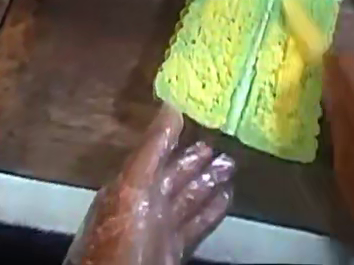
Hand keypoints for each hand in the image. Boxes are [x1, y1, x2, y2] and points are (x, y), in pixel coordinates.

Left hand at [66, 103, 234, 264]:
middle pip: (177, 173)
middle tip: (225, 139)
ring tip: (232, 164)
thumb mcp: (134, 184)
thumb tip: (172, 102)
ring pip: (190, 197)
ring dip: (210, 181)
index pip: (160, 149)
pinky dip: (212, 211)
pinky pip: (196, 225)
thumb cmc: (121, 233)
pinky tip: (228, 197)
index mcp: (133, 181)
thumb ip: (153, 146)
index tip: (204, 113)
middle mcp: (147, 201)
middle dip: (199, 157)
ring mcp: (160, 226)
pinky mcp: (173, 250)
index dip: (180, 132)